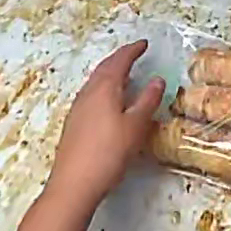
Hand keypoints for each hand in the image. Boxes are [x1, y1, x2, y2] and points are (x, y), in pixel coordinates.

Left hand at [45, 40, 163, 208]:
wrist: (72, 186)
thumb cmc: (108, 153)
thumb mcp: (136, 126)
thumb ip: (148, 100)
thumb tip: (157, 79)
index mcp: (105, 88)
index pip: (120, 61)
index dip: (132, 51)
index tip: (144, 44)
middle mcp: (88, 93)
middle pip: (104, 68)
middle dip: (119, 58)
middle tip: (134, 53)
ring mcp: (77, 109)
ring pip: (95, 81)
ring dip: (110, 72)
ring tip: (123, 73)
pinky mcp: (73, 124)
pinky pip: (90, 94)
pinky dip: (103, 87)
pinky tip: (107, 100)